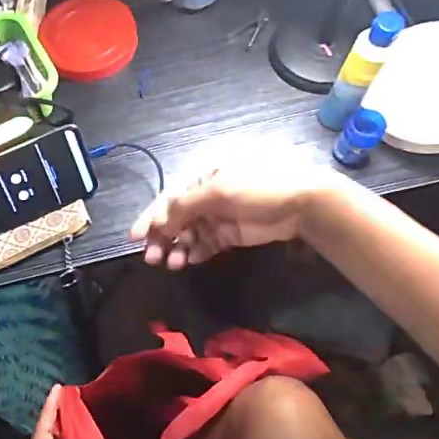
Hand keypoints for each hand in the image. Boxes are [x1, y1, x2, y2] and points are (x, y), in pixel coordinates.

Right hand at [129, 165, 349, 269]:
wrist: (303, 202)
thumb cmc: (260, 185)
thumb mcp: (219, 190)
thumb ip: (185, 206)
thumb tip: (160, 223)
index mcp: (202, 175)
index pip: (169, 197)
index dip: (151, 216)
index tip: (135, 237)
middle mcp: (207, 193)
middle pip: (176, 217)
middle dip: (162, 237)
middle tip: (152, 257)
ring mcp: (219, 214)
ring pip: (189, 233)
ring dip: (177, 248)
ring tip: (172, 264)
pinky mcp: (231, 233)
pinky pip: (206, 243)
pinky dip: (195, 252)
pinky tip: (188, 261)